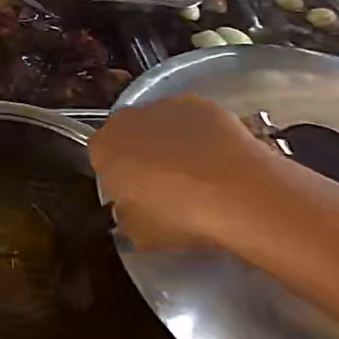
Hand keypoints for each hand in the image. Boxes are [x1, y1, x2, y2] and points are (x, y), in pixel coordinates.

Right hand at [89, 96, 308, 251]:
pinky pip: (194, 121)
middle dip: (140, 155)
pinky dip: (201, 136)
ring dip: (170, 143)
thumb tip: (130, 212)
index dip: (116, 176)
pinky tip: (218, 163)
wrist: (239, 194)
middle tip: (162, 186)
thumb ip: (125, 216)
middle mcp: (129, 119)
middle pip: (128, 135)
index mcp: (104, 148)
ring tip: (196, 177)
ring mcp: (167, 107)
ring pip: (160, 125)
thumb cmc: (181, 214)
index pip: (99, 157)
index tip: (132, 194)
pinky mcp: (204, 105)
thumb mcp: (140, 233)